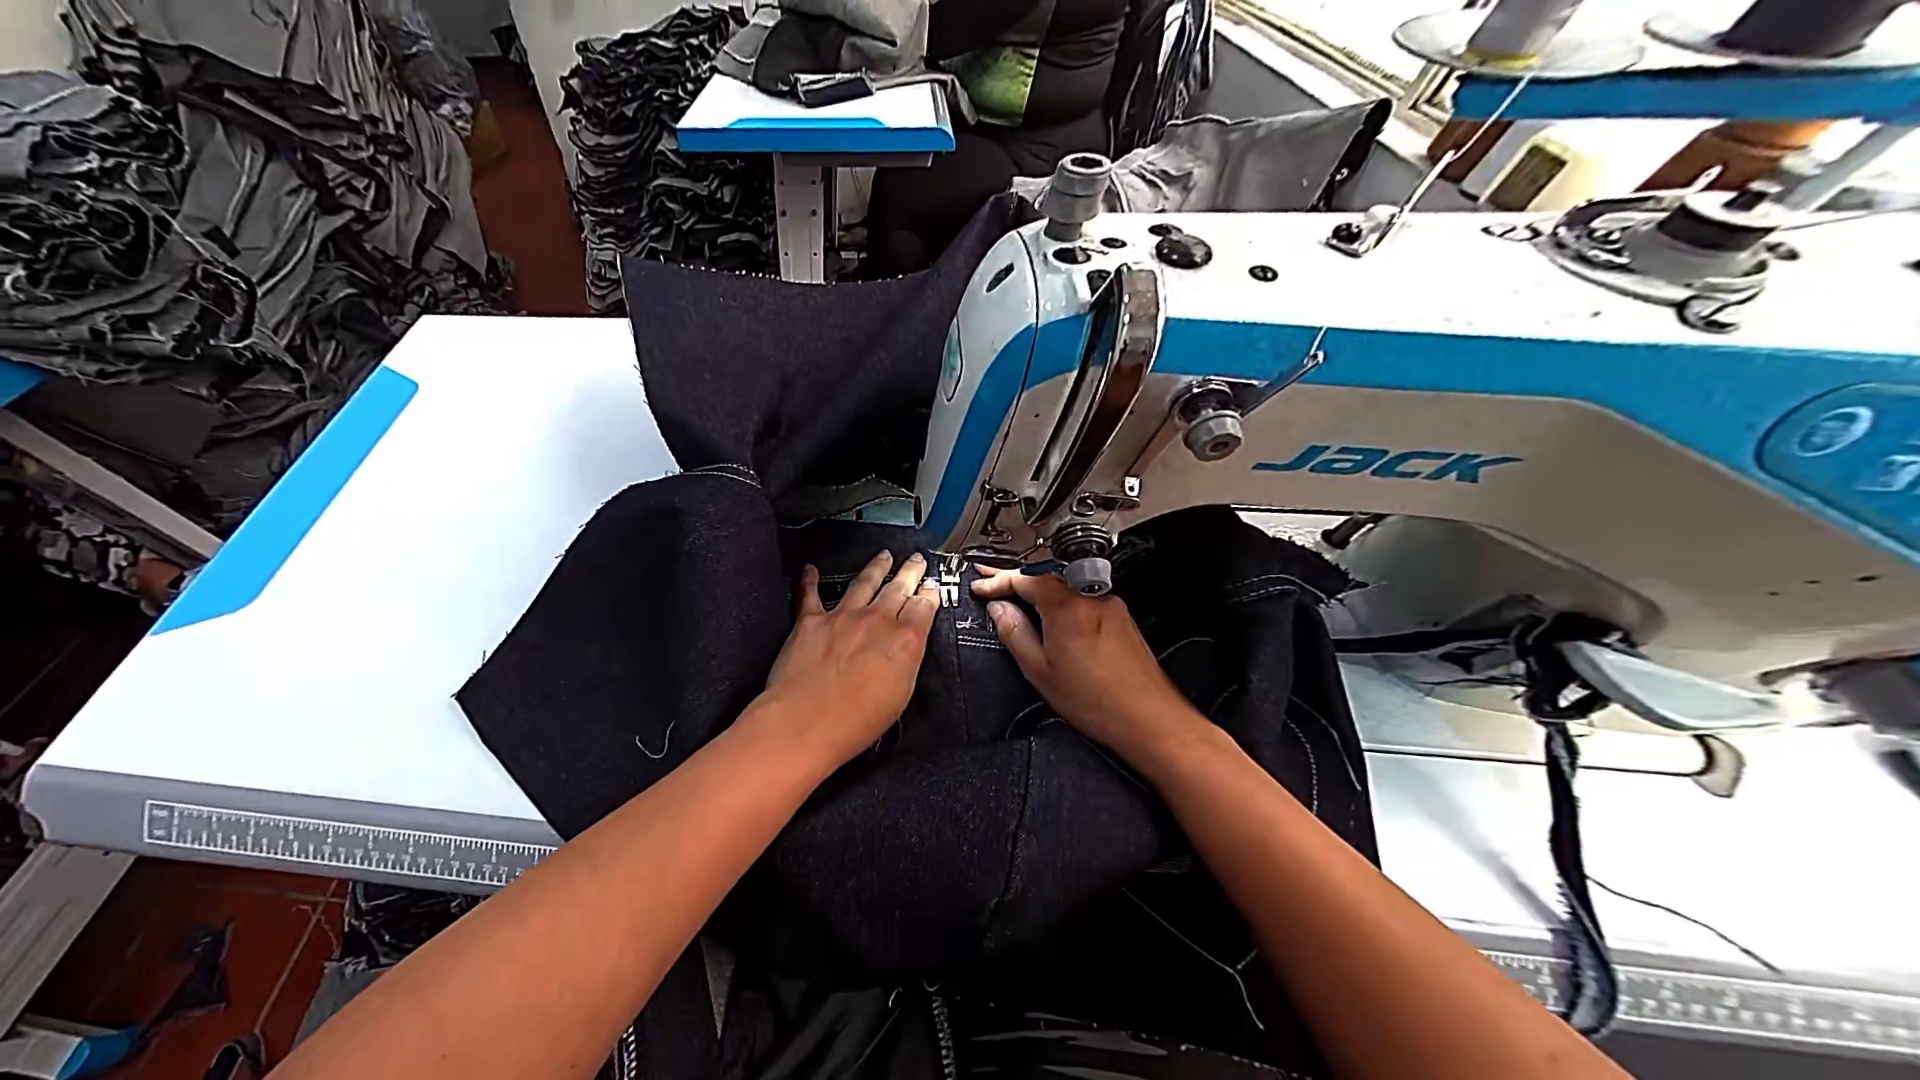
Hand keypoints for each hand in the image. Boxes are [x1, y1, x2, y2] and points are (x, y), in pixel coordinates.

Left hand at [755, 550, 939, 766]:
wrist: (806, 723)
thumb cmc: (853, 721)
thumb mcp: (901, 696)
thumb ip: (906, 664)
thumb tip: (907, 651)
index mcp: (904, 640)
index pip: (924, 607)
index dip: (930, 593)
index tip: (931, 586)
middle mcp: (875, 621)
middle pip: (898, 588)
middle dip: (910, 572)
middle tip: (916, 561)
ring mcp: (842, 617)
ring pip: (864, 583)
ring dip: (876, 568)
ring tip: (883, 557)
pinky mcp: (811, 622)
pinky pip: (810, 594)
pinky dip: (810, 580)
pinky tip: (811, 569)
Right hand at [971, 565, 1209, 763]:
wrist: (1147, 718)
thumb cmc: (1100, 701)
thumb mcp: (1039, 670)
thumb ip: (1014, 632)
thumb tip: (999, 610)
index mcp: (1067, 607)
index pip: (1023, 579)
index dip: (997, 581)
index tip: (982, 586)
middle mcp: (1091, 597)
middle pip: (1046, 576)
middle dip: (1017, 580)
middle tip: (993, 585)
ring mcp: (1109, 604)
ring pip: (1065, 586)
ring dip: (1040, 591)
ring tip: (1018, 601)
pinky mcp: (1120, 616)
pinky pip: (1082, 599)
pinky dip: (1062, 603)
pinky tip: (1052, 620)